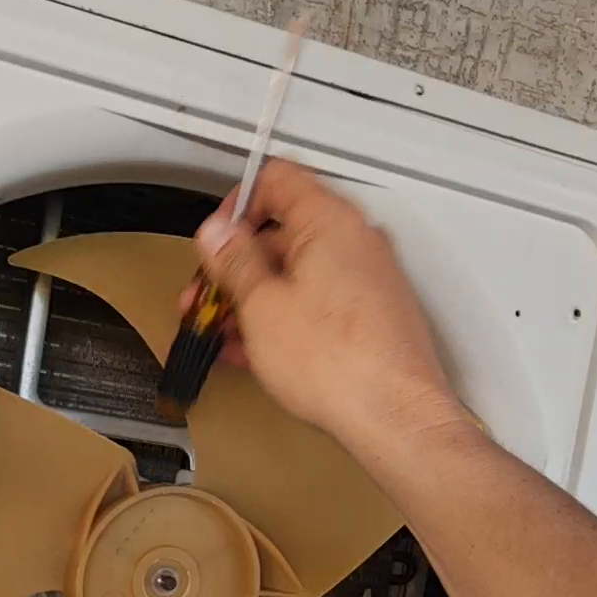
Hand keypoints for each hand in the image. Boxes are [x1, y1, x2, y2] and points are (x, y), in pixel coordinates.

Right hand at [191, 159, 470, 443]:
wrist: (391, 416)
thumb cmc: (340, 365)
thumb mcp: (261, 306)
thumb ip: (234, 261)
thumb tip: (217, 233)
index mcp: (328, 223)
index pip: (275, 181)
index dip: (234, 207)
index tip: (213, 242)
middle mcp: (354, 242)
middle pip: (281, 234)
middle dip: (235, 266)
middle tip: (205, 296)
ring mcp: (365, 279)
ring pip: (294, 274)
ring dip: (252, 298)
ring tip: (222, 330)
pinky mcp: (368, 314)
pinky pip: (313, 303)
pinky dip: (280, 318)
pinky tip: (254, 348)